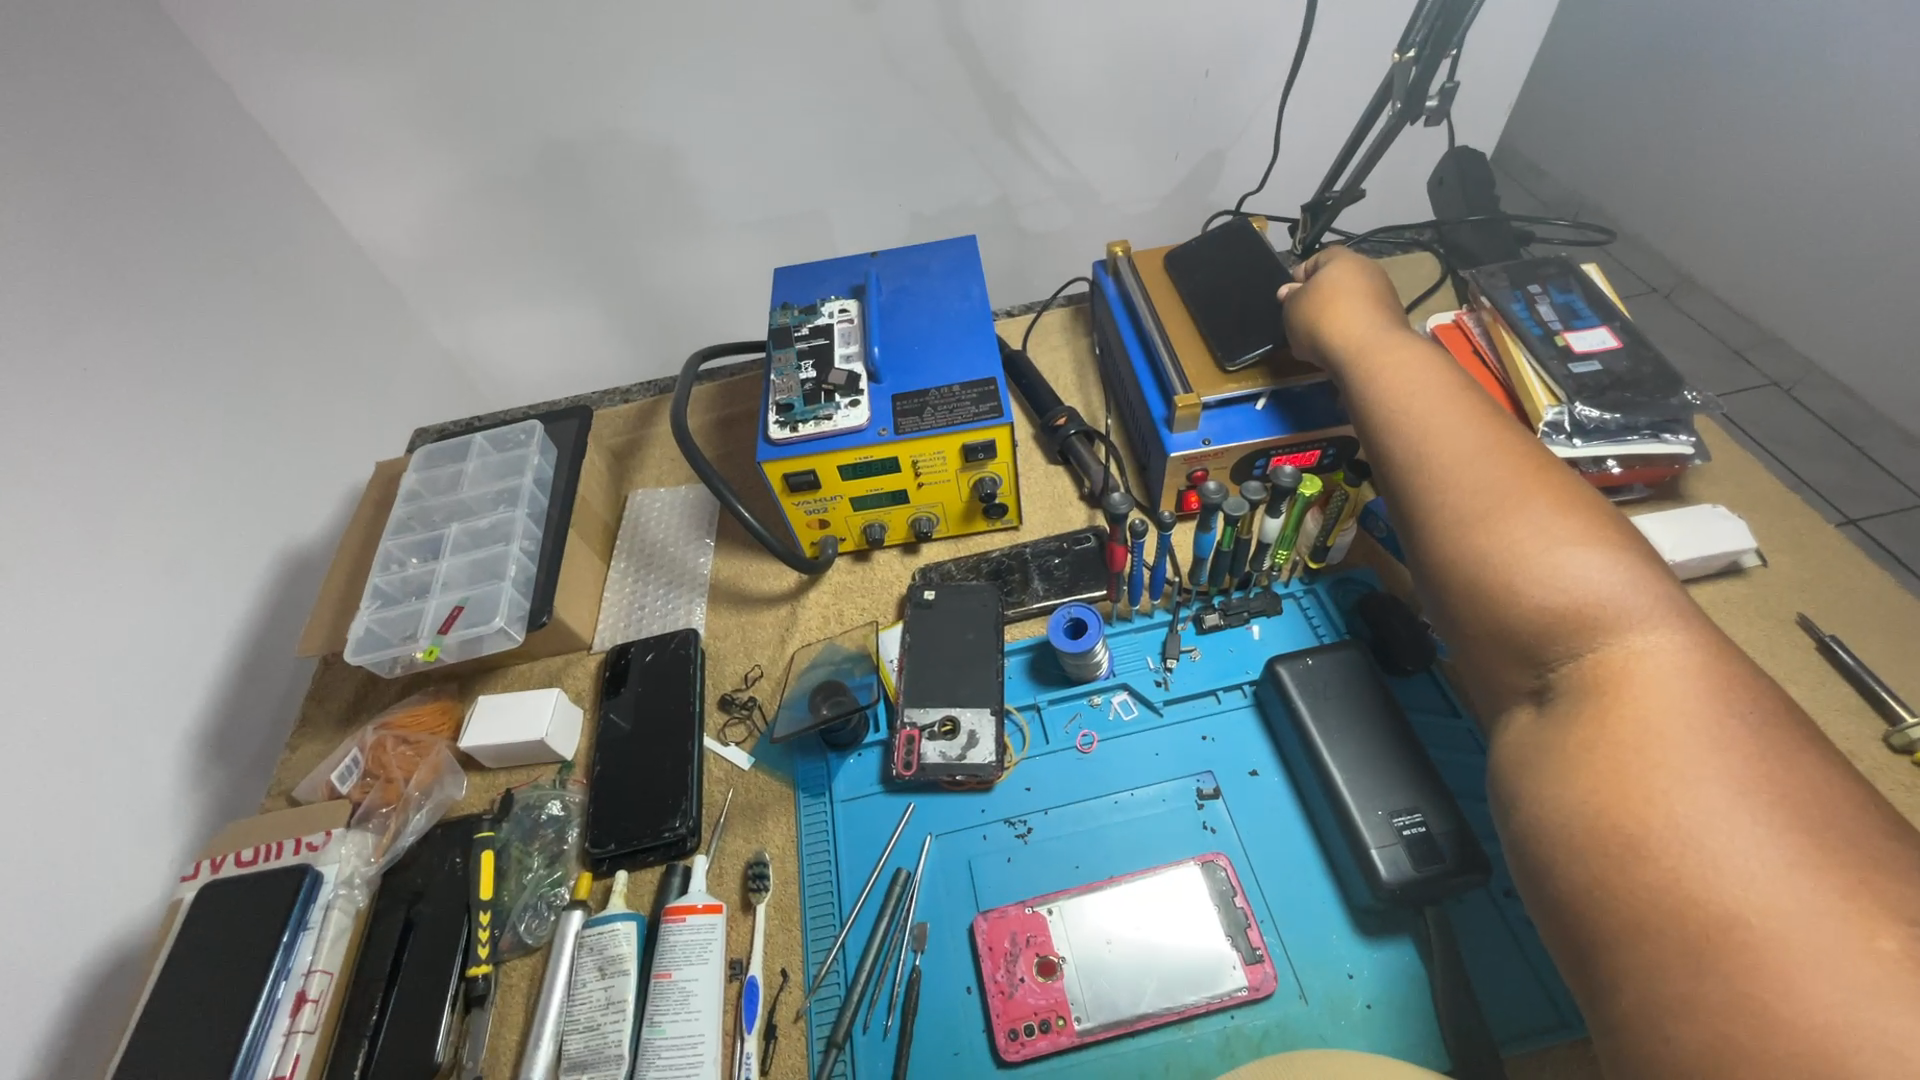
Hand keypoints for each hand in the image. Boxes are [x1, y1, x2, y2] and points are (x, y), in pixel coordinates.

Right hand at [1277, 246, 1416, 374]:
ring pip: (1350, 303)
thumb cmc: (1322, 320)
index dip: (1299, 278)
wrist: (1369, 351)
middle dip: (1318, 300)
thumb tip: (1290, 290)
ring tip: (1320, 340)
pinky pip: (1362, 320)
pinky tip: (1339, 347)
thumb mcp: (1292, 308)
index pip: (1316, 259)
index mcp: (1342, 259)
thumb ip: (1289, 297)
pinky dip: (1350, 331)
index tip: (1289, 299)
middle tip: (1302, 321)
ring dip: (1335, 317)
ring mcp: (1384, 293)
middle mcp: (1368, 269)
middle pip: (1335, 282)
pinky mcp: (1392, 318)